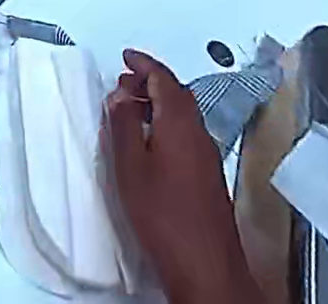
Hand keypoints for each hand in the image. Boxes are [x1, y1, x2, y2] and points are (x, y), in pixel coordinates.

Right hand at [104, 49, 260, 303]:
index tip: (127, 57)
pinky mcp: (208, 177)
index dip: (143, 63)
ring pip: (182, 114)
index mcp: (179, 124)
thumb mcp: (129, 165)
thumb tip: (119, 97)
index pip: (164, 78)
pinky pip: (187, 133)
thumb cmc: (166, 218)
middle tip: (123, 82)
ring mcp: (207, 157)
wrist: (206, 271)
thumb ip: (122, 124)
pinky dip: (166, 123)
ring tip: (130, 109)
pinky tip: (148, 141)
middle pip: (176, 94)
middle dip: (149, 81)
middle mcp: (199, 135)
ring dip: (157, 103)